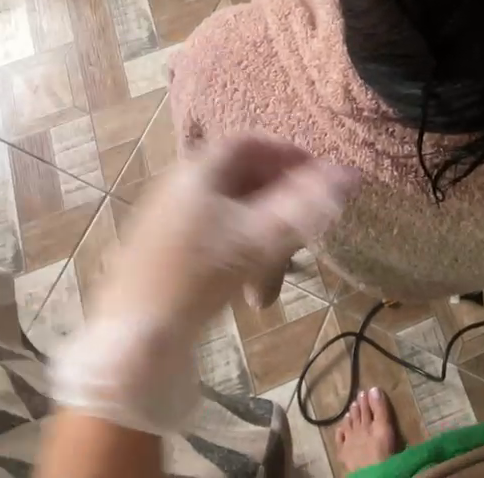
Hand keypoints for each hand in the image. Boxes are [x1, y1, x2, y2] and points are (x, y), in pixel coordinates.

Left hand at [50, 135, 355, 433]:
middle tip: (306, 225)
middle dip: (279, 201)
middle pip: (241, 179)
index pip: (249, 142)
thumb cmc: (198, 276)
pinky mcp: (162, 252)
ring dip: (262, 235)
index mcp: (197, 170)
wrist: (134, 340)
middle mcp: (179, 185)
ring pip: (230, 214)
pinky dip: (240, 253)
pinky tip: (252, 289)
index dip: (287, 154)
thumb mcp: (260, 238)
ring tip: (280, 269)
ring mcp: (168, 219)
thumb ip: (307, 204)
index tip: (318, 176)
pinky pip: (213, 237)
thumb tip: (350, 174)